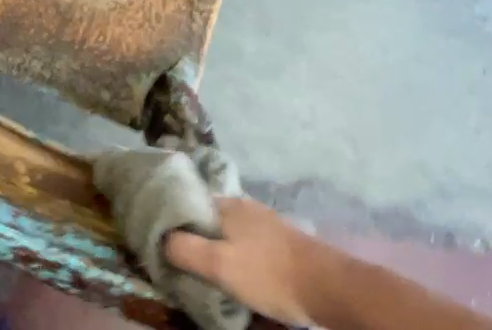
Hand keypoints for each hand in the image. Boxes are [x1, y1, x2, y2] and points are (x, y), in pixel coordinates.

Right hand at [165, 198, 317, 326]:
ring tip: (211, 274)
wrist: (331, 288)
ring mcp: (264, 221)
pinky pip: (247, 244)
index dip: (171, 224)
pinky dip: (238, 256)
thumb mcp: (219, 265)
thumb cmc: (269, 274)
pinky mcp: (281, 240)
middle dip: (195, 239)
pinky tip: (239, 274)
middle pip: (207, 220)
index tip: (163, 246)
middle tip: (186, 265)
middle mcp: (243, 205)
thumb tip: (160, 239)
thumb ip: (184, 249)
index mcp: (224, 204)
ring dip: (217, 250)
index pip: (185, 205)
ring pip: (228, 233)